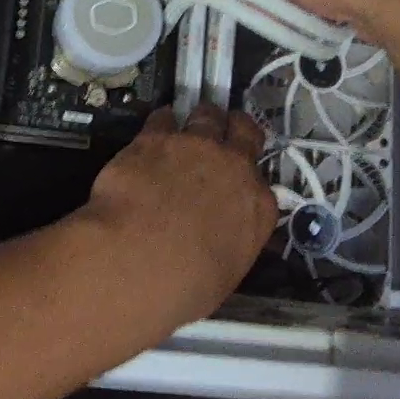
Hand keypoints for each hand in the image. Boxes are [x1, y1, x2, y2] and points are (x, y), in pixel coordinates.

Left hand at [73, 105, 274, 324]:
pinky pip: (162, 118)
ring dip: (199, 119)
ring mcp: (195, 146)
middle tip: (223, 129)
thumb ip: (227, 242)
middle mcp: (233, 167)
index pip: (260, 182)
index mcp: (257, 207)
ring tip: (186, 126)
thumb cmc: (185, 283)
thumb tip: (215, 241)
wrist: (140, 257)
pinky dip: (160, 123)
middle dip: (234, 127)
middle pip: (243, 131)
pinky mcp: (155, 137)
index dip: (245, 177)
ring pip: (206, 115)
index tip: (233, 180)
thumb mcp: (224, 272)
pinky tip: (151, 133)